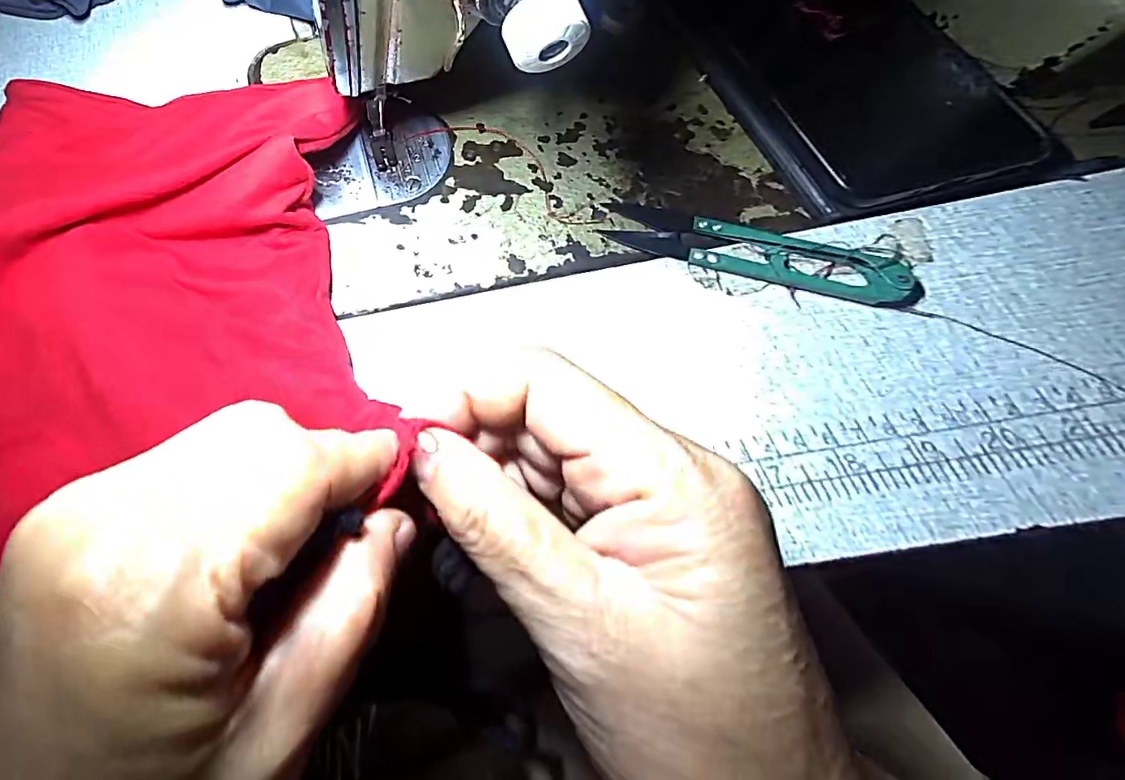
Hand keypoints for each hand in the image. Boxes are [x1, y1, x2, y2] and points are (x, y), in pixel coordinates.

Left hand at [0, 402, 413, 779]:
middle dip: (314, 460)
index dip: (356, 459)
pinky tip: (224, 540)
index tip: (395, 475)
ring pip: (216, 435)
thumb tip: (393, 523)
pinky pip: (174, 457)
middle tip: (339, 525)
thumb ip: (347, 615)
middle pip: (253, 430)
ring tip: (281, 540)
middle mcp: (108, 515)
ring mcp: (75, 500)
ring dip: (269, 467)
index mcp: (156, 582)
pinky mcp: (63, 501)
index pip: (289, 464)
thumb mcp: (268, 738)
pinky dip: (222, 479)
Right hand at [407, 349, 857, 779]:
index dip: (467, 395)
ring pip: (532, 446)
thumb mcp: (580, 624)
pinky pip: (544, 486)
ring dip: (477, 472)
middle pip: (535, 409)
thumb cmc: (709, 741)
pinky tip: (474, 529)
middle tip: (415, 481)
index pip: (545, 382)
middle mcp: (664, 469)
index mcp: (673, 477)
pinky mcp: (629, 522)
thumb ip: (493, 524)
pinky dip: (498, 500)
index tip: (414, 436)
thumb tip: (427, 449)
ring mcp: (647, 494)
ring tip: (439, 513)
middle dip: (466, 437)